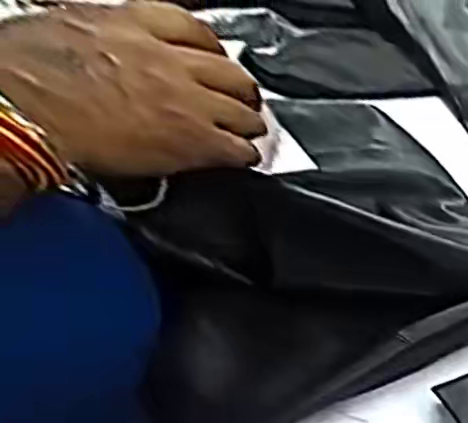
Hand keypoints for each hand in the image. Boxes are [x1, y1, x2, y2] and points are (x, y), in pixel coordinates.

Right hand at [0, 2, 263, 176]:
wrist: (15, 112)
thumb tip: (122, 48)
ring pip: (250, 116)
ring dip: (246, 127)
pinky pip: (246, 151)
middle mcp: (163, 60)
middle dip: (240, 92)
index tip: (212, 62)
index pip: (189, 26)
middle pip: (234, 75)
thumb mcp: (57, 29)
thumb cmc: (18, 74)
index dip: (210, 48)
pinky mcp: (201, 141)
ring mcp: (188, 102)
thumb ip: (106, 37)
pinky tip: (228, 157)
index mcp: (122, 25)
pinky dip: (243, 156)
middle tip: (234, 104)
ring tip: (234, 133)